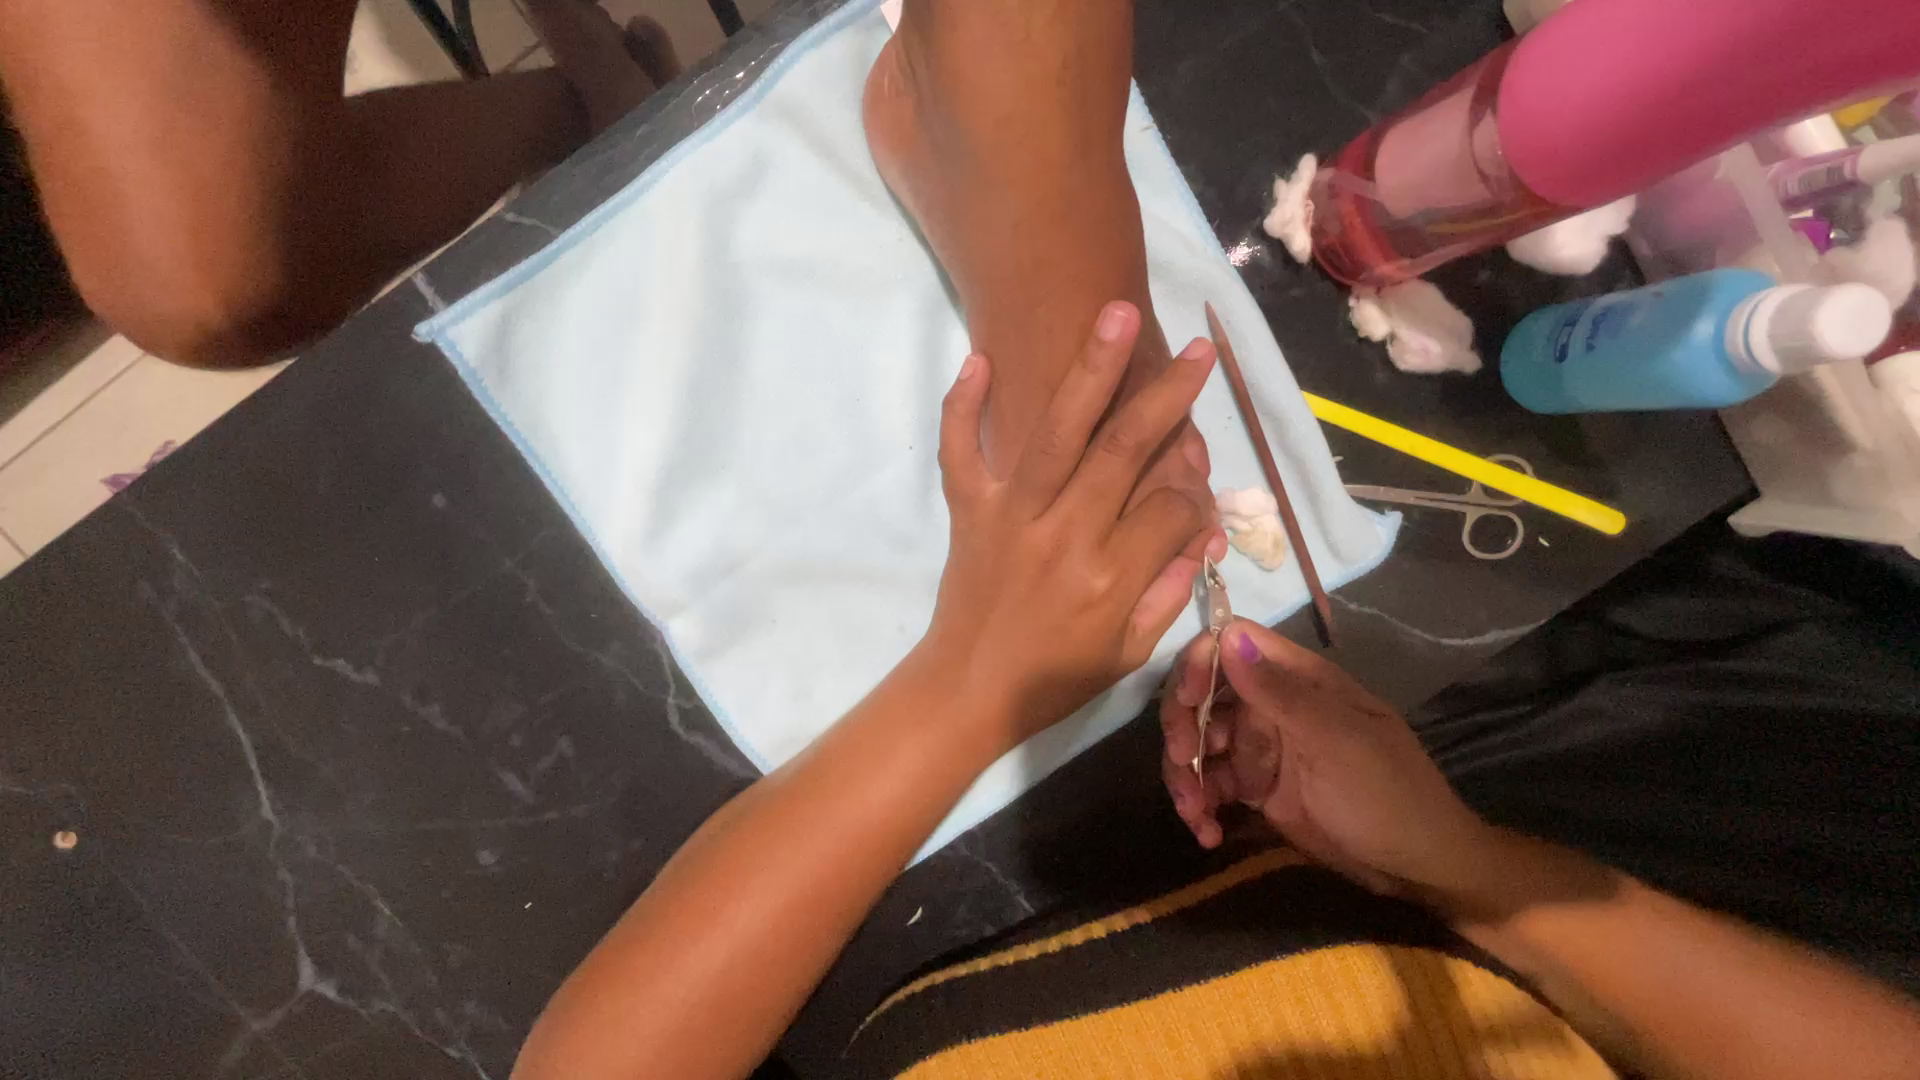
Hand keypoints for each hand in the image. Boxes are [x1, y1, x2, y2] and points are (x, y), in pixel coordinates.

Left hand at [922, 300, 1225, 750]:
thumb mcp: (1130, 653)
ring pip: (1056, 434)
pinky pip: (960, 453)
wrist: (968, 690)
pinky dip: (963, 408)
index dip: (1196, 492)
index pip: (1173, 507)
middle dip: (1167, 398)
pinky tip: (980, 359)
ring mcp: (1010, 517)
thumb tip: (1203, 534)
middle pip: (1125, 451)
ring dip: (1091, 372)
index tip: (1198, 488)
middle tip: (1197, 351)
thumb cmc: (1056, 679)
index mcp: (1112, 577)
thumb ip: (1169, 591)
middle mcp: (1065, 535)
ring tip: (1116, 315)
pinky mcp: (969, 511)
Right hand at [1160, 618, 1494, 898]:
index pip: (1231, 645)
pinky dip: (1200, 805)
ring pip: (1197, 742)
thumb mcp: (1337, 742)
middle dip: (1181, 727)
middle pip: (1202, 695)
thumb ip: (1279, 692)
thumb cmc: (1389, 794)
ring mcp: (1259, 746)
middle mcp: (1270, 704)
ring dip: (1185, 775)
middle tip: (1182, 765)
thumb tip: (1228, 635)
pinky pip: (1209, 783)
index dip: (1199, 664)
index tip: (1187, 701)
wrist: (1420, 870)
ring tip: (1194, 813)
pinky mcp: (1253, 786)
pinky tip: (1206, 833)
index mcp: (1297, 679)